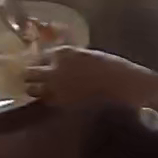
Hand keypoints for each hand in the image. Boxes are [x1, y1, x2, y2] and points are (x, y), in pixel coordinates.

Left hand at [25, 46, 157, 107]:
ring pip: (31, 89)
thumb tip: (57, 61)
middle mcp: (54, 69)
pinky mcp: (62, 104)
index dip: (40, 62)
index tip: (41, 66)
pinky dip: (46, 100)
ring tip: (43, 91)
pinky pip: (46, 102)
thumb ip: (71, 58)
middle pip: (29, 73)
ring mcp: (56, 88)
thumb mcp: (90, 56)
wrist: (128, 88)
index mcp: (62, 53)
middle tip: (36, 80)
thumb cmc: (115, 69)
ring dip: (35, 89)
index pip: (38, 56)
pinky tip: (54, 100)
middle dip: (31, 76)